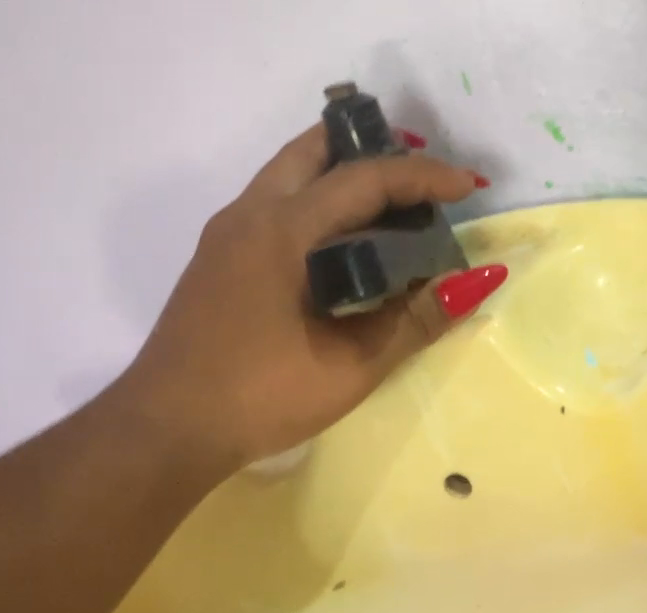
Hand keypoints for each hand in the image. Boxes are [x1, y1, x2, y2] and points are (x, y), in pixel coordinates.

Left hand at [108, 124, 508, 473]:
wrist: (171, 427)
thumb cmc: (263, 396)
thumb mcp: (351, 365)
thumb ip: (415, 321)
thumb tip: (475, 283)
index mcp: (281, 231)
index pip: (364, 181)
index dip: (424, 177)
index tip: (470, 187)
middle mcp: (249, 215)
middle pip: (316, 154)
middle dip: (374, 153)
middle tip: (423, 178)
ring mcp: (229, 235)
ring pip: (291, 177)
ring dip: (344, 178)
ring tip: (395, 208)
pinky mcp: (222, 261)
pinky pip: (278, 208)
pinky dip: (322, 207)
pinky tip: (349, 248)